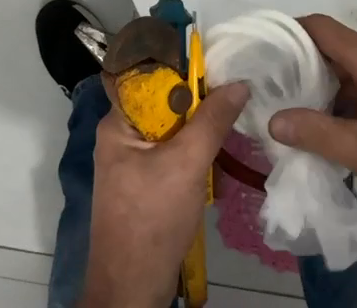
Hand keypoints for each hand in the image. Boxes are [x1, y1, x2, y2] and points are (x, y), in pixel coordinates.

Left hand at [81, 80, 249, 307]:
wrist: (133, 287)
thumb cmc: (153, 218)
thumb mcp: (187, 163)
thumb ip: (212, 121)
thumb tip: (238, 83)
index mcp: (118, 124)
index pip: (148, 80)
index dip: (182, 73)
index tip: (218, 71)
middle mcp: (121, 139)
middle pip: (164, 108)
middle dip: (197, 113)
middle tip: (229, 112)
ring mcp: (131, 166)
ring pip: (172, 137)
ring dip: (200, 143)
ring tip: (225, 148)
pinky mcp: (145, 190)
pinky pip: (173, 162)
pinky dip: (194, 166)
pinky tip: (213, 177)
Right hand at [266, 14, 356, 225]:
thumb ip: (319, 135)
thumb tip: (272, 118)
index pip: (320, 27)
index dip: (287, 32)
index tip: (261, 51)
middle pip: (335, 49)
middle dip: (303, 69)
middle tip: (274, 95)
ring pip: (356, 71)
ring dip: (330, 91)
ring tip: (304, 121)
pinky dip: (354, 101)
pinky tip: (348, 134)